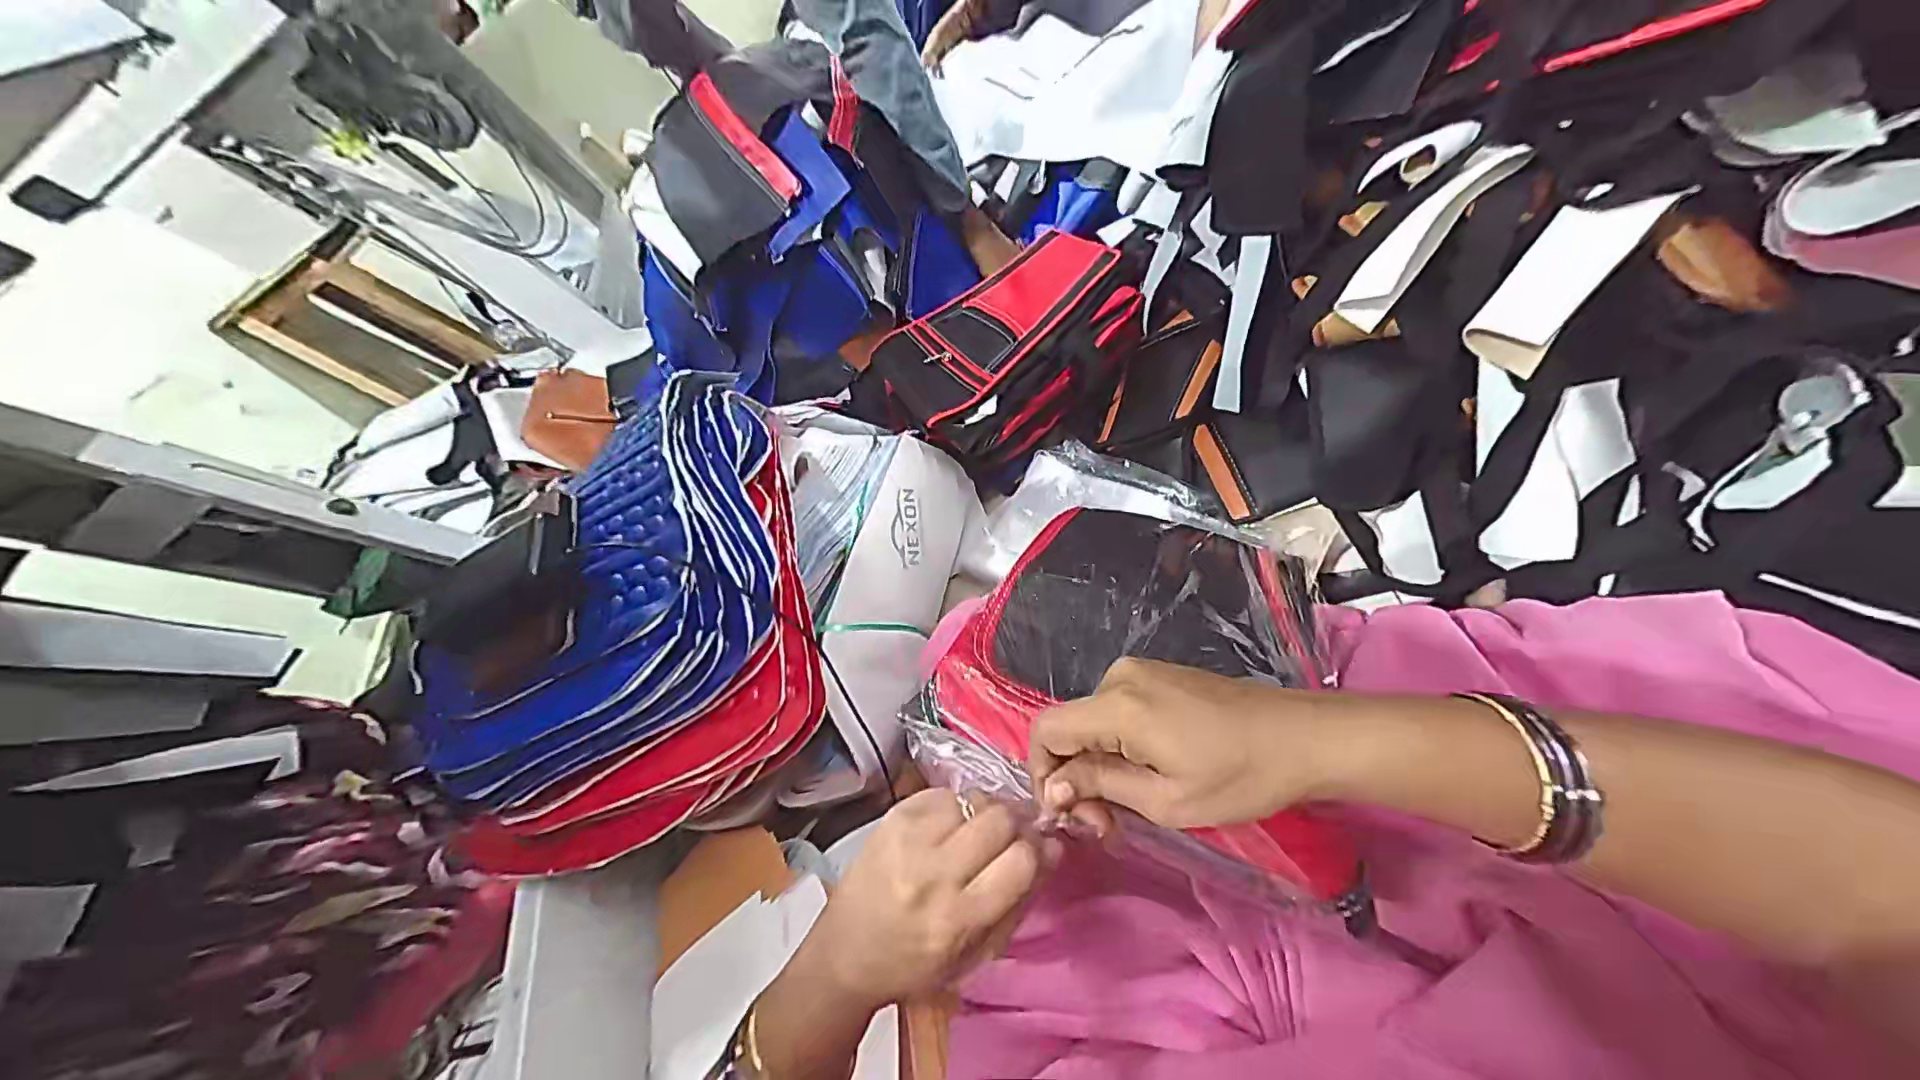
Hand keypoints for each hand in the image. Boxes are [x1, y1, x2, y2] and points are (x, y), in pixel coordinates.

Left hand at [798, 789, 1055, 1009]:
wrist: (846, 952)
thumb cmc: (915, 964)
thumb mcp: (974, 956)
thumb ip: (1017, 903)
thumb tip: (1049, 851)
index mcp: (957, 919)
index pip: (1020, 862)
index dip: (1040, 849)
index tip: (1043, 846)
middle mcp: (933, 874)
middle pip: (1000, 820)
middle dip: (1017, 823)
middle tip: (1016, 832)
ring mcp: (909, 840)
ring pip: (974, 799)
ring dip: (987, 811)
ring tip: (982, 828)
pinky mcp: (892, 817)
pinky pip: (943, 794)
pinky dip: (956, 805)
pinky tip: (952, 823)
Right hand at [1028, 657, 1339, 833]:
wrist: (1303, 736)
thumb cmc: (1240, 776)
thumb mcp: (1166, 799)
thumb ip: (1100, 786)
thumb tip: (1051, 787)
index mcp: (1117, 705)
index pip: (1046, 730)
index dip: (1041, 772)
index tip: (1067, 813)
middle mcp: (1118, 677)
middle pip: (1069, 728)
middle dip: (1076, 777)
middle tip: (1105, 824)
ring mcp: (1139, 672)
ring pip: (1091, 722)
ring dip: (1098, 764)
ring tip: (1129, 805)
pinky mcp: (1157, 676)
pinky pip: (1116, 712)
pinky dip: (1117, 745)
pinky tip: (1145, 773)